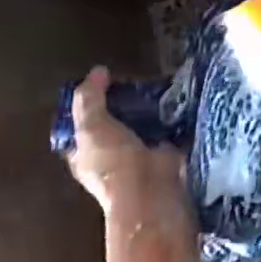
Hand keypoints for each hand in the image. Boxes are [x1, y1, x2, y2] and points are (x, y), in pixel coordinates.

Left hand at [65, 67, 183, 206]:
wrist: (151, 190)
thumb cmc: (113, 162)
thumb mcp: (91, 126)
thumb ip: (90, 98)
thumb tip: (98, 71)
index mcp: (85, 154)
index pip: (81, 127)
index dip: (89, 105)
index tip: (103, 82)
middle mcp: (109, 157)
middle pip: (113, 124)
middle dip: (124, 105)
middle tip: (136, 80)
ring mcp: (138, 156)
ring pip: (141, 126)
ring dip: (150, 110)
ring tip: (159, 84)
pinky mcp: (165, 154)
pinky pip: (167, 131)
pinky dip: (173, 118)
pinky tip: (179, 98)